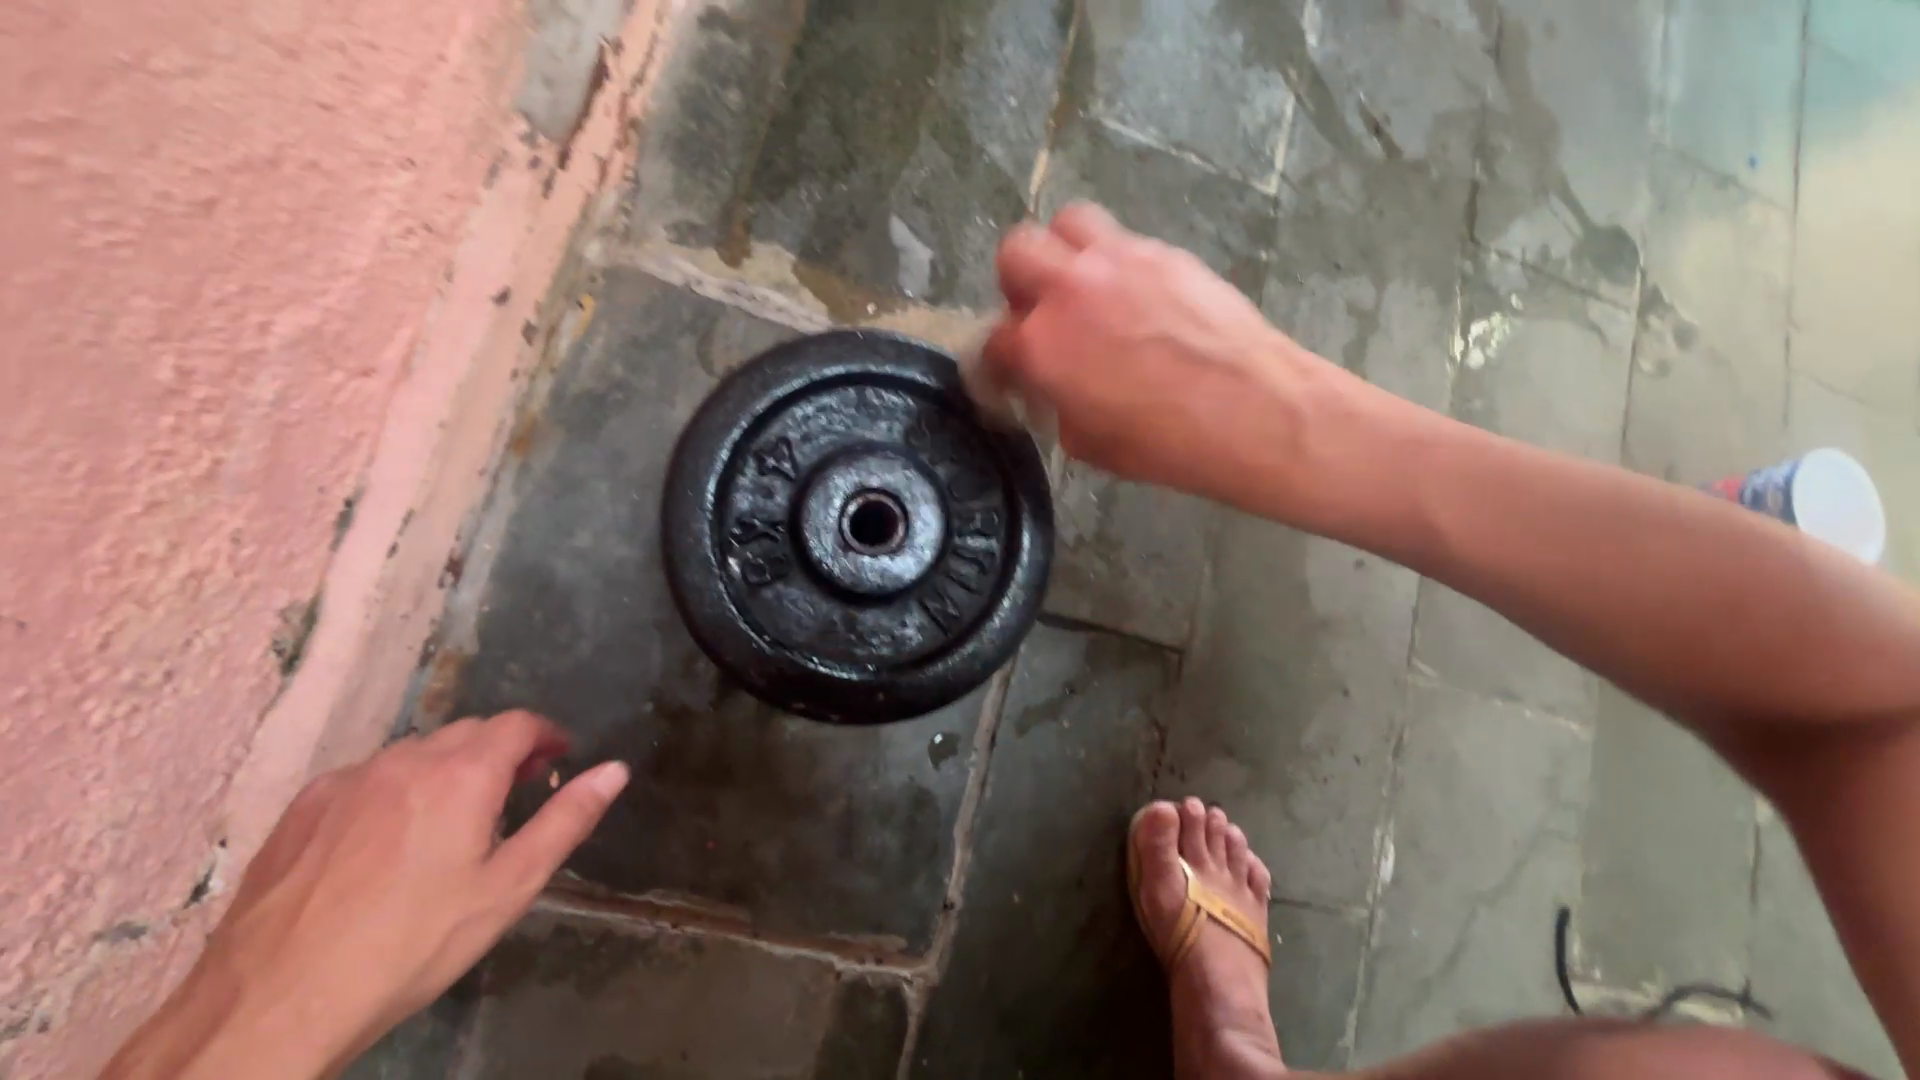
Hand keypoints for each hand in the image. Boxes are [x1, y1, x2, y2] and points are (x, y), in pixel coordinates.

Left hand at [103, 711, 627, 1079]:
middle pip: (469, 732)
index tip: (560, 759)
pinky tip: (388, 840)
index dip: (547, 735)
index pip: (518, 724)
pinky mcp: (302, 807)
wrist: (274, 1003)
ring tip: (455, 818)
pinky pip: (368, 777)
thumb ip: (567, 820)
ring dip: (449, 767)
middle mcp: (405, 760)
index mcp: (462, 773)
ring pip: (416, 752)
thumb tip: (615, 770)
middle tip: (517, 791)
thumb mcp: (509, 887)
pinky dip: (397, 788)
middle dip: (502, 750)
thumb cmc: (412, 944)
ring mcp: (347, 780)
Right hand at [985, 203, 1358, 510]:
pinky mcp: (1165, 253)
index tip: (1009, 378)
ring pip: (1069, 224)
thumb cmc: (1164, 443)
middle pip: (1016, 252)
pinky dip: (1116, 265)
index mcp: (1041, 346)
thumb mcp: (1089, 444)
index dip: (997, 363)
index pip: (994, 342)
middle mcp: (1070, 290)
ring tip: (1083, 286)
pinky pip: (1123, 242)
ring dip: (1065, 252)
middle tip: (1038, 312)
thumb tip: (1060, 390)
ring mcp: (1119, 261)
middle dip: (1017, 282)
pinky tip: (1138, 300)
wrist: (1251, 410)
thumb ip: (1059, 406)